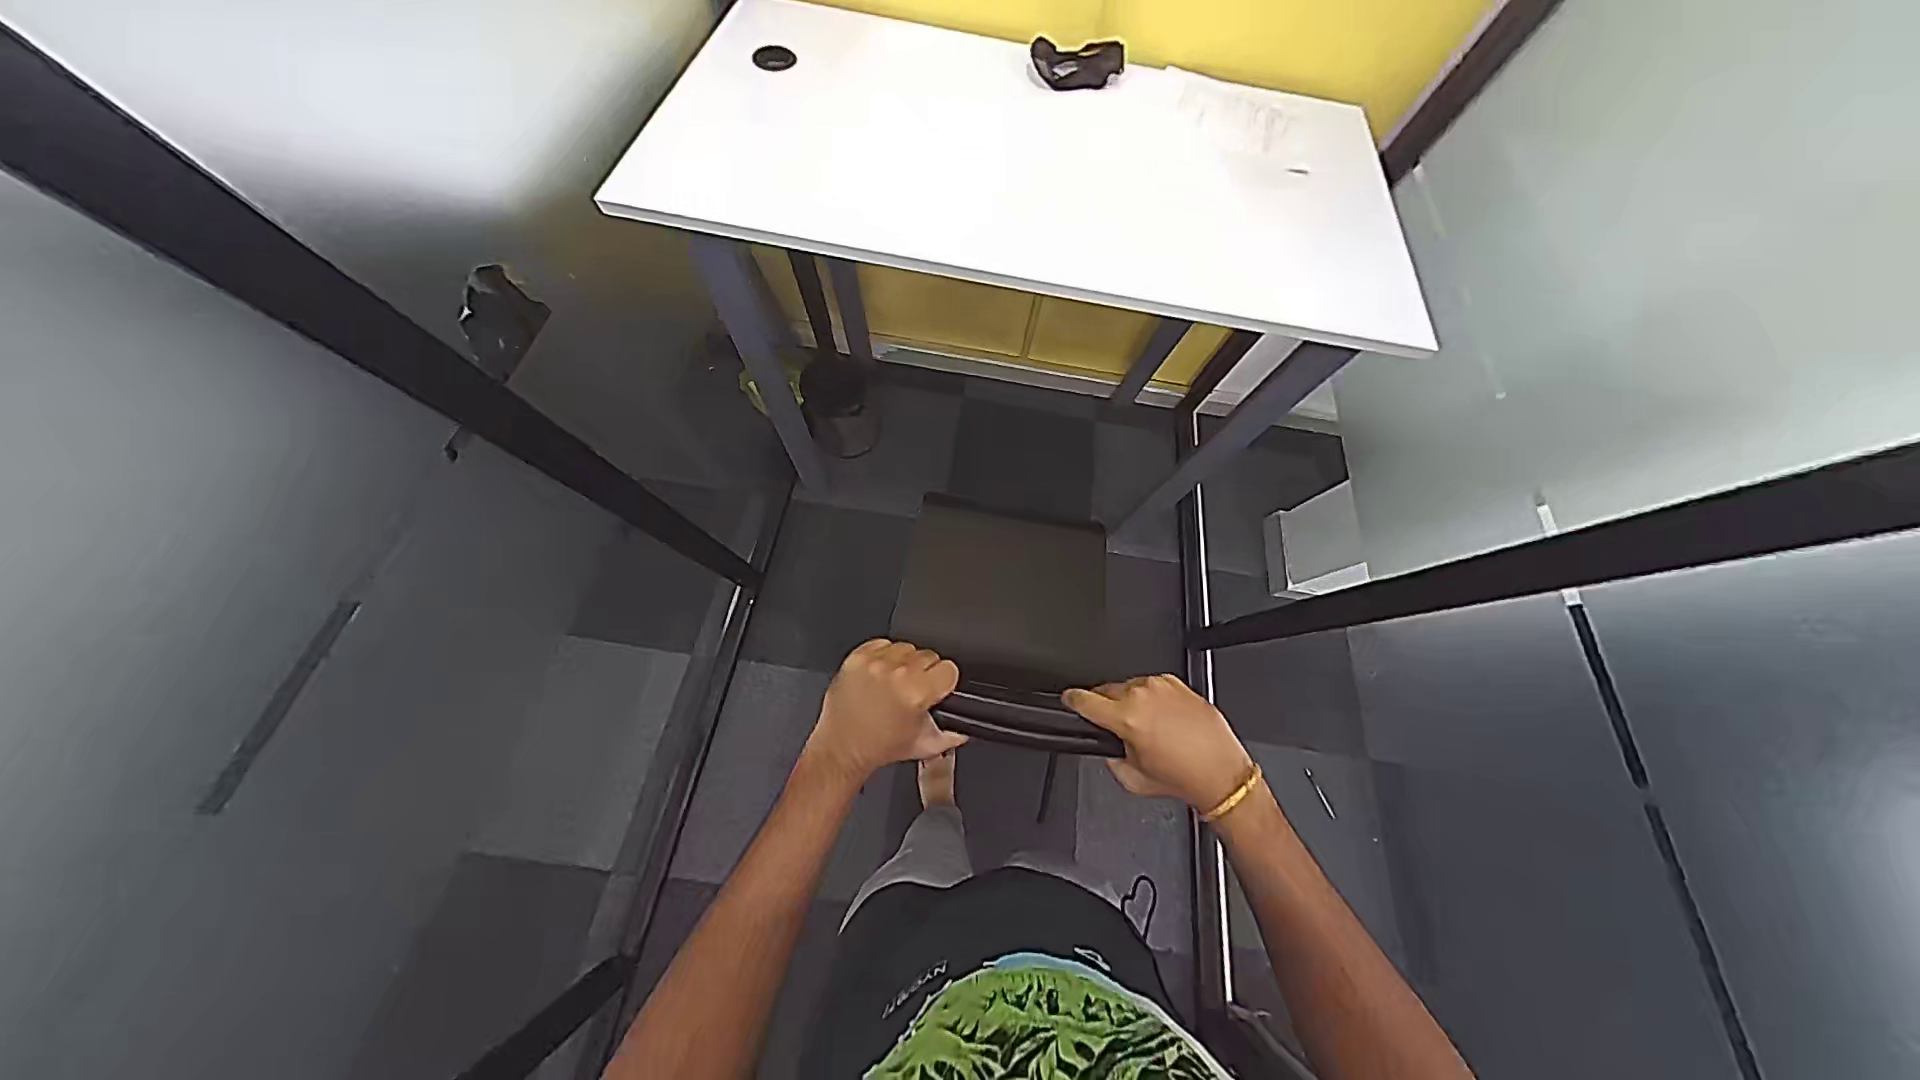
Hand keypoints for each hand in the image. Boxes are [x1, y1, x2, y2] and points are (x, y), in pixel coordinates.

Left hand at [802, 639, 966, 783]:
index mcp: (917, 692)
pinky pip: (882, 644)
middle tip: (912, 691)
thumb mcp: (925, 745)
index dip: (944, 680)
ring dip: (903, 663)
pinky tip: (880, 676)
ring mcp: (874, 663)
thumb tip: (967, 727)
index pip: (948, 668)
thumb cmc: (879, 748)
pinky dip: (883, 657)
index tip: (937, 688)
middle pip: (928, 655)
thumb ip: (953, 734)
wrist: (842, 748)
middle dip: (923, 673)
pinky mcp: (857, 658)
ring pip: (906, 647)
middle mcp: (896, 673)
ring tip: (894, 684)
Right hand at [1064, 674, 1254, 811]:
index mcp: (1126, 718)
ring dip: (1131, 702)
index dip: (1071, 700)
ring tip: (1149, 728)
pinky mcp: (1179, 684)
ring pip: (1130, 687)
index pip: (1084, 699)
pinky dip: (1153, 699)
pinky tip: (1164, 721)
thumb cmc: (1184, 777)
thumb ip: (1109, 757)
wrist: (1222, 773)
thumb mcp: (1131, 779)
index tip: (1069, 699)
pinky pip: (1154, 686)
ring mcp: (1162, 687)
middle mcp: (1143, 696)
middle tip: (1122, 729)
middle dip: (1107, 707)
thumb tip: (1106, 745)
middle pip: (1106, 690)